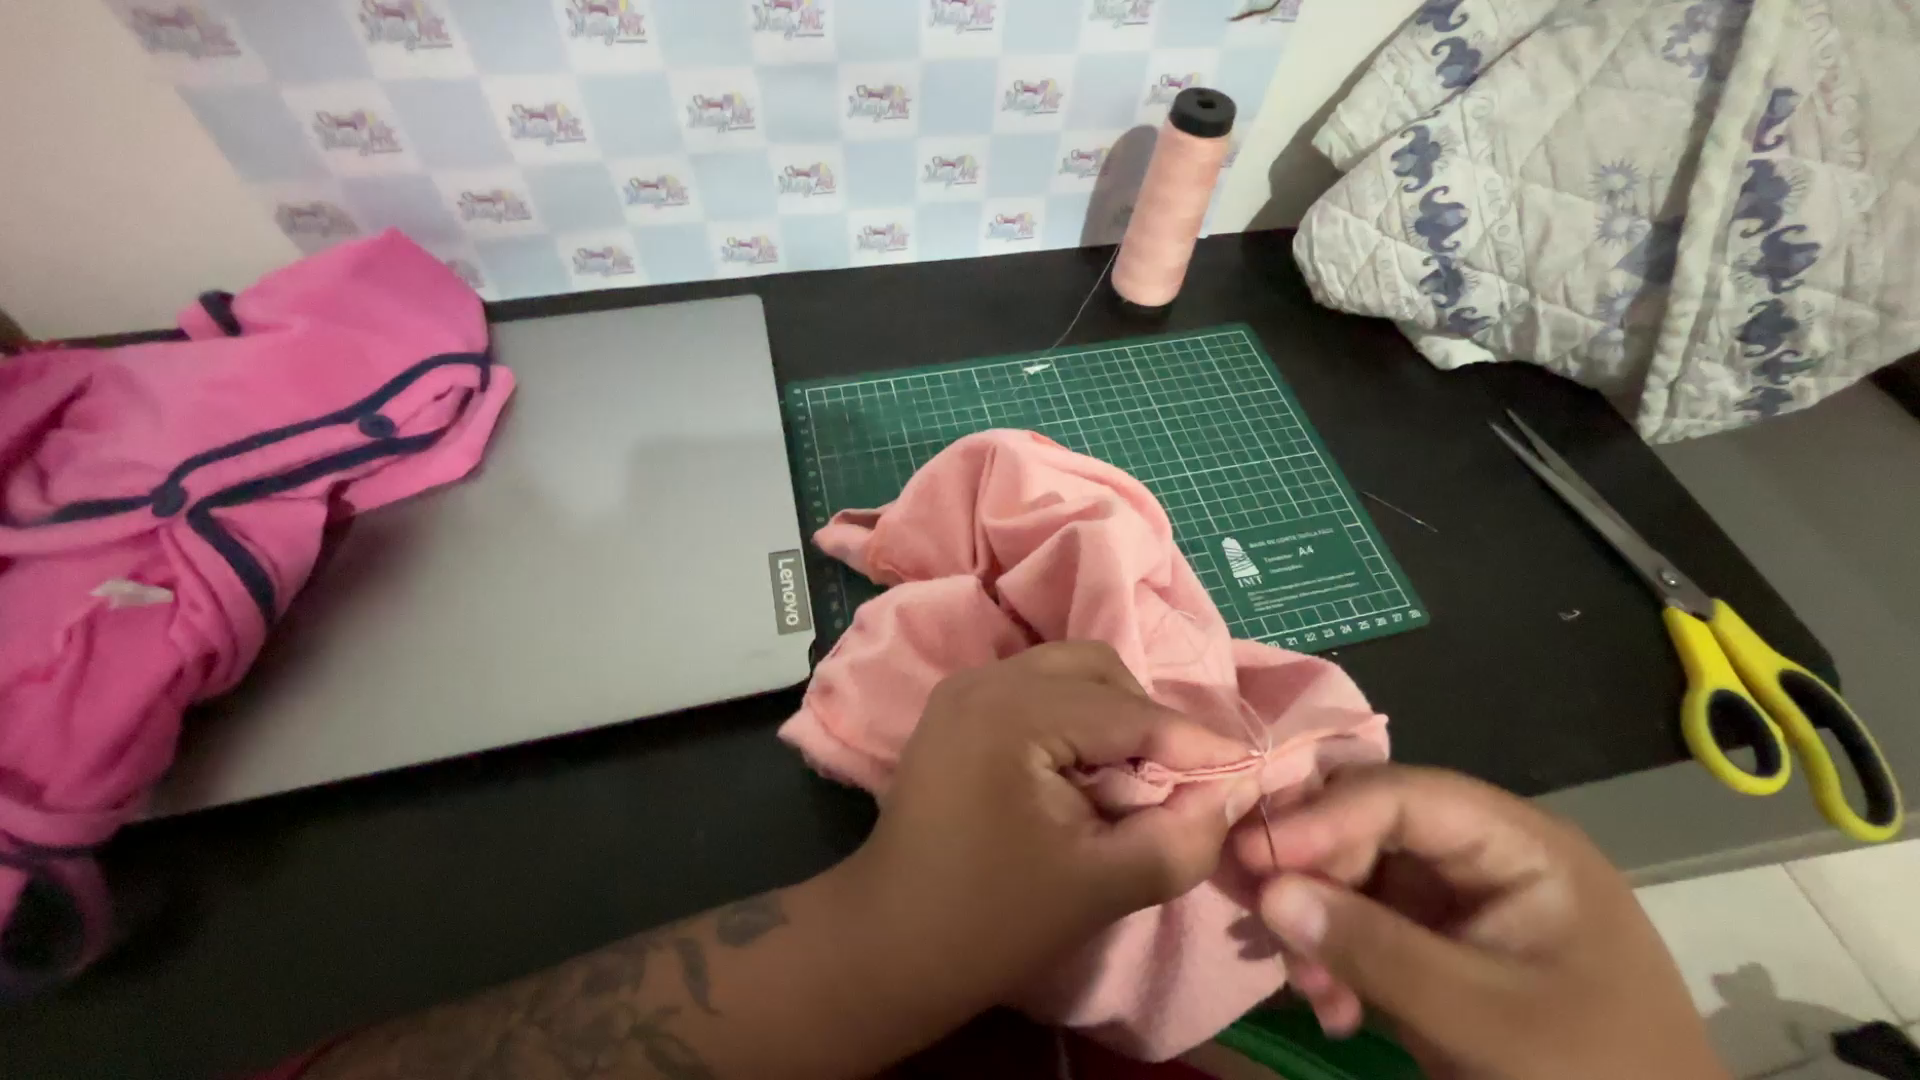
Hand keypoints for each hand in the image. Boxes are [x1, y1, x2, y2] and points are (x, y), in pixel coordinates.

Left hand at [834, 641, 1261, 1013]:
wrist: (890, 940)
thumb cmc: (992, 919)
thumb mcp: (1102, 886)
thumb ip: (1179, 837)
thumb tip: (1230, 791)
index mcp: (1014, 713)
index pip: (1129, 712)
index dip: (1195, 743)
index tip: (1247, 770)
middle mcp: (986, 679)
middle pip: (1097, 670)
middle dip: (1147, 720)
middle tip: (1174, 782)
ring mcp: (965, 687)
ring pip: (1068, 672)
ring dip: (1112, 715)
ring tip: (1129, 779)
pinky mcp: (958, 707)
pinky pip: (1037, 688)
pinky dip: (1075, 718)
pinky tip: (1084, 770)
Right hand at [1236, 766, 1727, 1079]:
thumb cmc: (1593, 1078)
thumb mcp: (1488, 1021)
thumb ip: (1377, 951)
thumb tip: (1267, 891)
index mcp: (1518, 844)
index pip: (1403, 795)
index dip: (1323, 816)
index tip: (1257, 855)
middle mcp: (1476, 852)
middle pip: (1364, 825)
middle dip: (1310, 871)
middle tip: (1262, 913)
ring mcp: (1449, 897)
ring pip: (1346, 872)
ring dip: (1312, 921)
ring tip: (1305, 983)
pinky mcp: (1425, 940)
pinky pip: (1353, 921)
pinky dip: (1328, 955)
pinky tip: (1328, 1005)